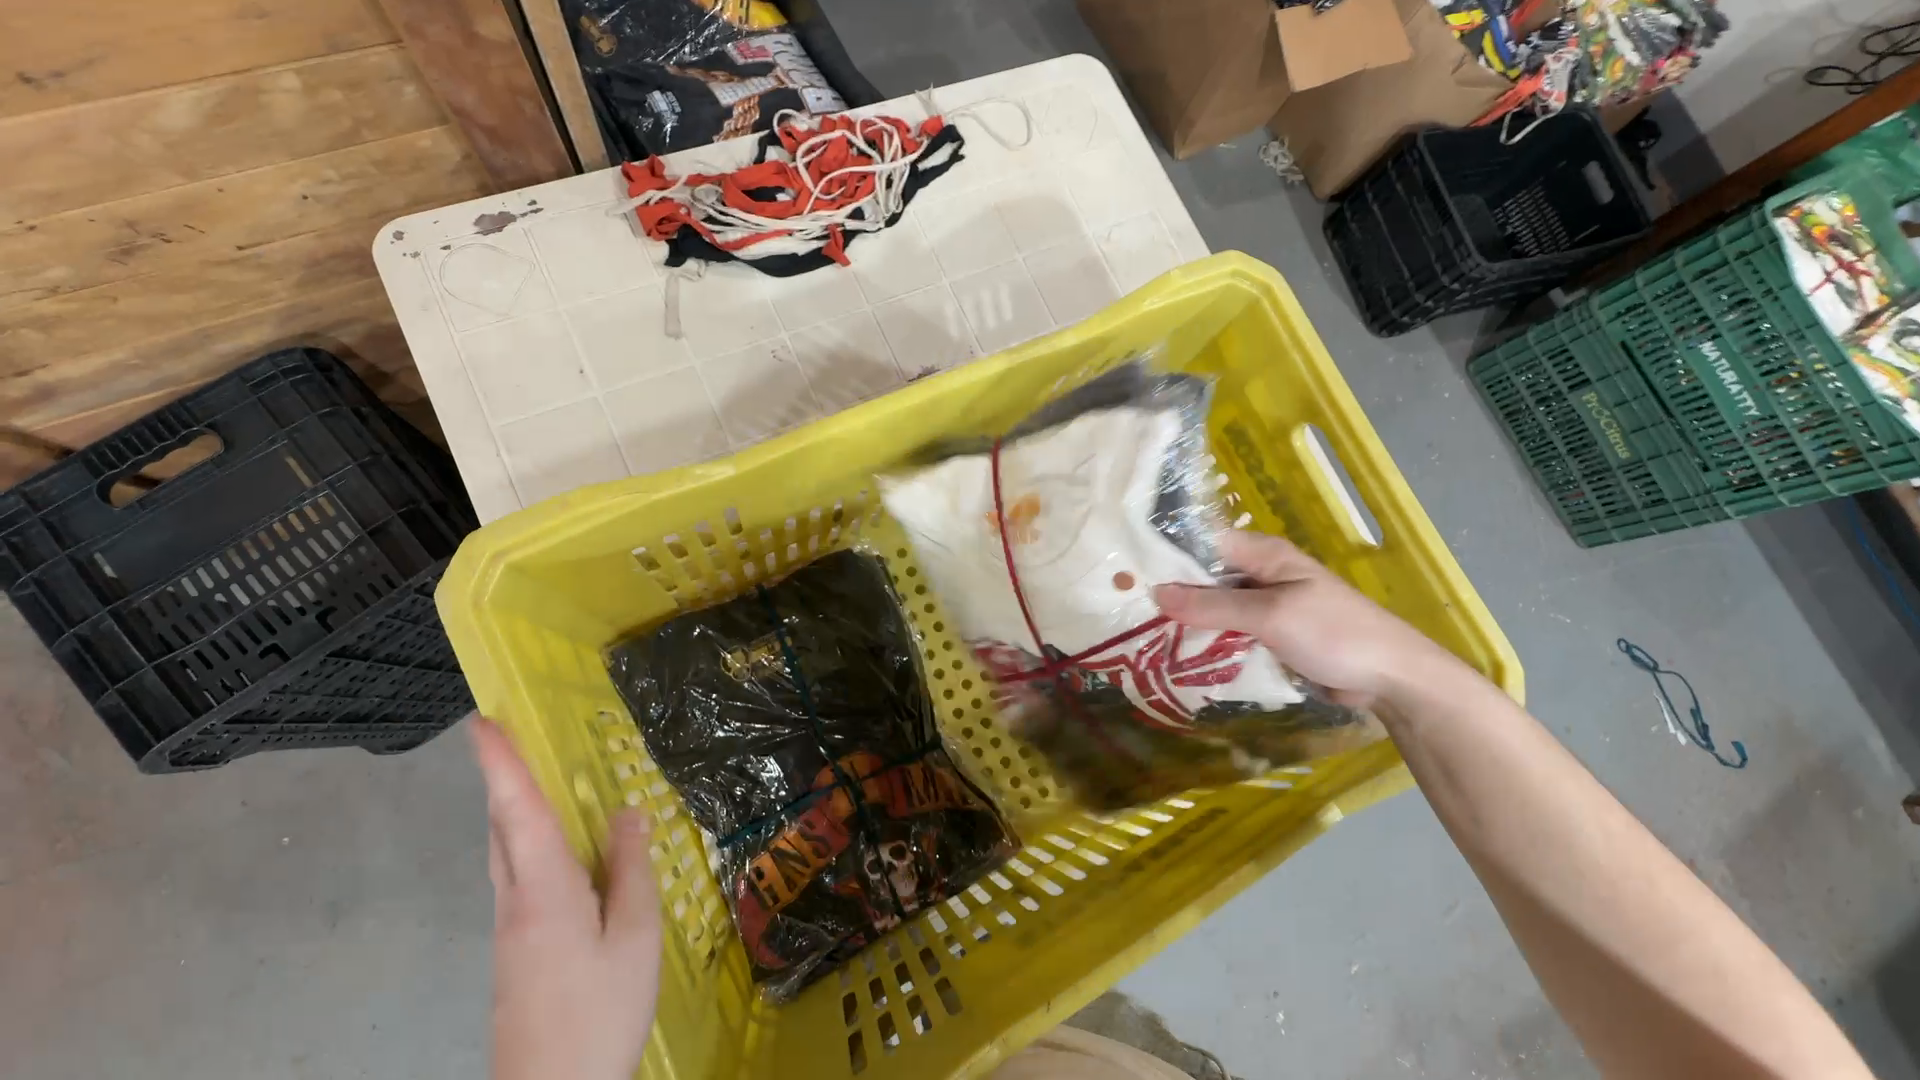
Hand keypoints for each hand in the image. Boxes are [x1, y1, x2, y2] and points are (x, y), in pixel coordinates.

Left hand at [472, 716, 662, 1079]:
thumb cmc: (601, 1011)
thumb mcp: (636, 939)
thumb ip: (630, 870)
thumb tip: (626, 812)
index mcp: (545, 891)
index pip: (518, 811)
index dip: (500, 764)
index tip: (480, 720)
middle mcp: (516, 902)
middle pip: (502, 827)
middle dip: (501, 778)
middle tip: (510, 736)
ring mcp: (510, 931)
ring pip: (505, 854)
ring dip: (512, 809)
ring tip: (536, 779)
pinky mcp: (515, 952)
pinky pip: (518, 877)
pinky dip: (527, 843)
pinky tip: (559, 852)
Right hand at [1152, 531, 1457, 707]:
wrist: (1391, 679)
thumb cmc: (1334, 633)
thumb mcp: (1270, 615)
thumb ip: (1213, 605)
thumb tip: (1156, 593)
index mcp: (1264, 555)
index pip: (1203, 542)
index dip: (1167, 554)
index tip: (1126, 570)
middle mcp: (1262, 575)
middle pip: (1205, 578)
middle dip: (1172, 592)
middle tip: (1125, 610)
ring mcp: (1267, 608)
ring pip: (1215, 609)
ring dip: (1188, 622)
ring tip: (1140, 636)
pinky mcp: (1271, 638)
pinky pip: (1230, 635)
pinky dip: (1209, 643)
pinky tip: (1178, 657)